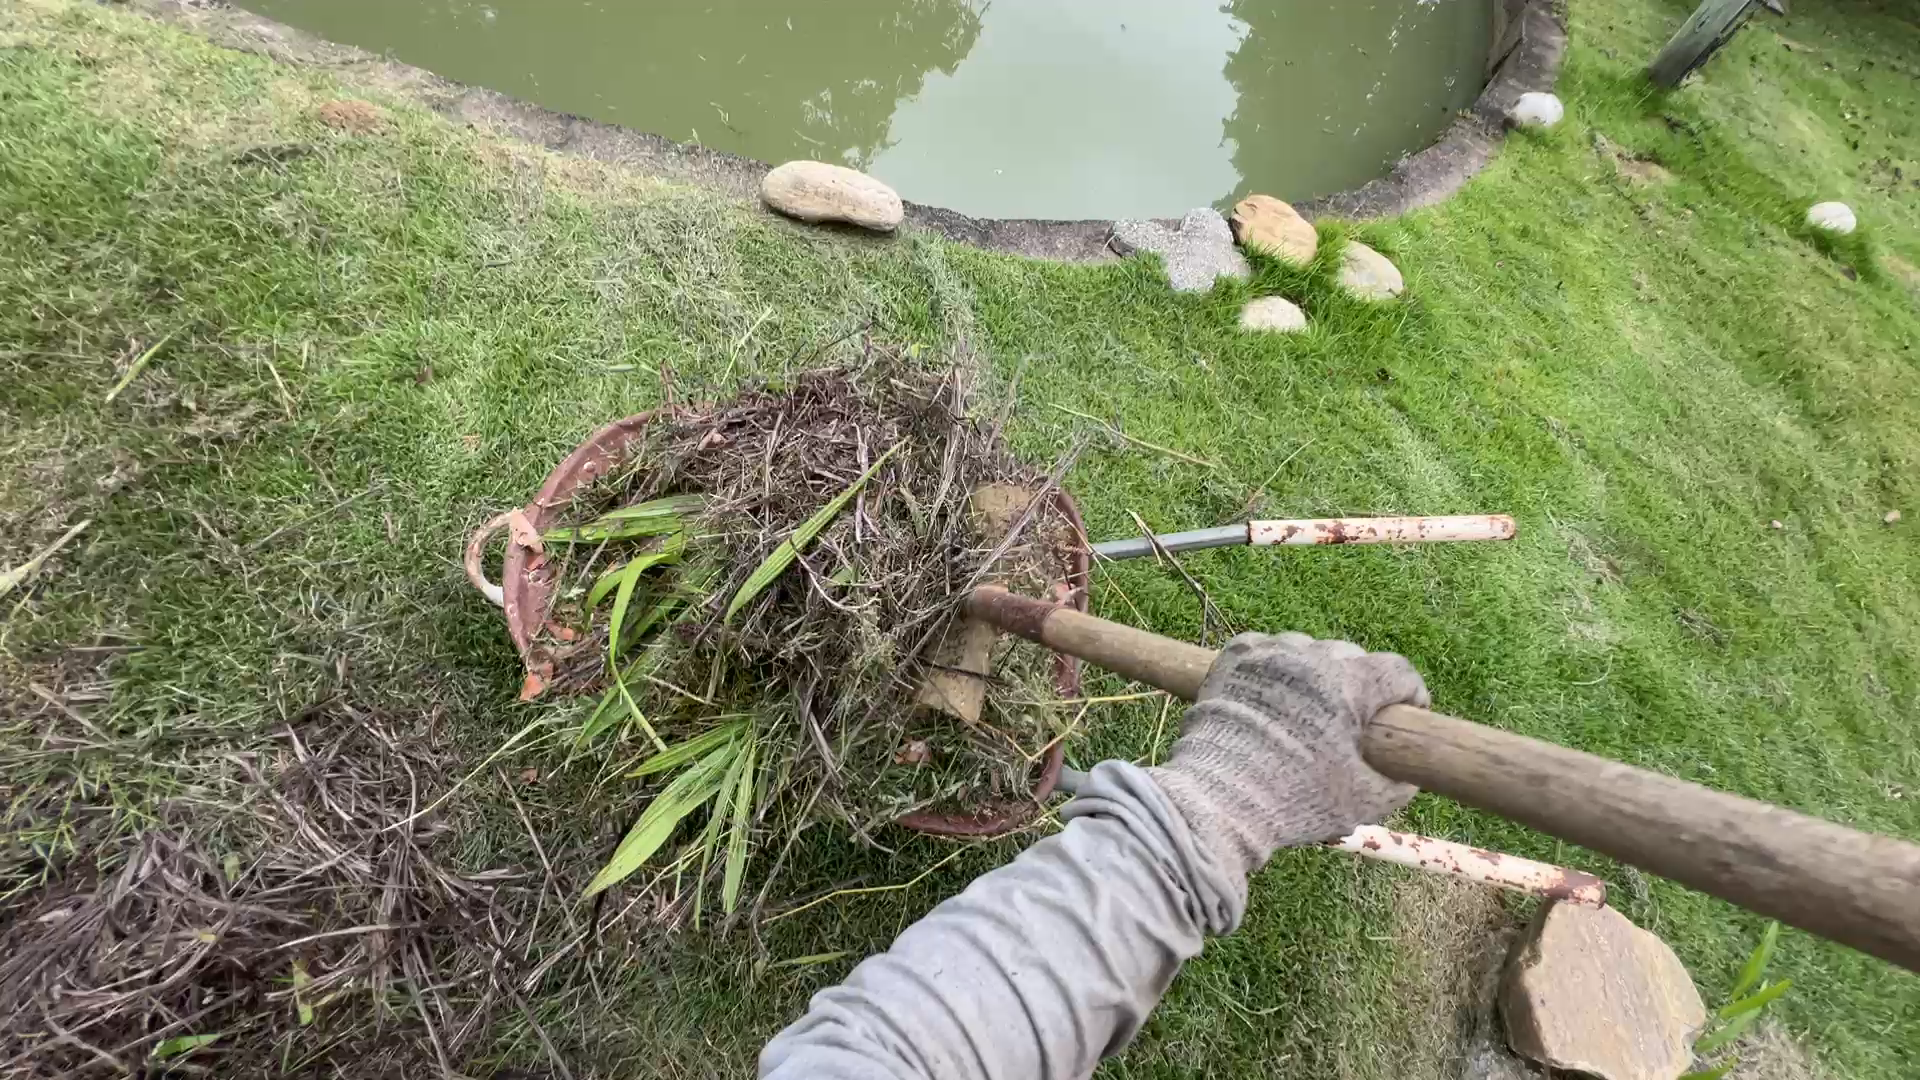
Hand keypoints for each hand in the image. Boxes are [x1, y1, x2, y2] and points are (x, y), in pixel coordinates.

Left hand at [1147, 632, 1428, 878]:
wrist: (1222, 792)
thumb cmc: (1298, 797)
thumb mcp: (1368, 799)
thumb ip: (1399, 779)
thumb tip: (1405, 770)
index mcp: (1350, 682)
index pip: (1397, 670)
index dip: (1409, 694)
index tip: (1404, 714)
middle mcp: (1309, 657)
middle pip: (1350, 657)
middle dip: (1360, 684)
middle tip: (1351, 718)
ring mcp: (1267, 653)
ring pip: (1305, 649)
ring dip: (1313, 671)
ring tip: (1307, 706)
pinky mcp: (1232, 658)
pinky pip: (1263, 649)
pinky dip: (1271, 664)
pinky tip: (1270, 691)